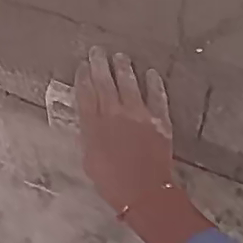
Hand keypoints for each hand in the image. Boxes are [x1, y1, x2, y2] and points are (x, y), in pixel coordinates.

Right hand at [76, 46, 174, 214]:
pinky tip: (150, 73)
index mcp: (93, 125)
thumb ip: (89, 136)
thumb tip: (89, 122)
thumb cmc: (110, 181)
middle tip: (97, 51)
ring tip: (120, 56)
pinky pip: (157, 96)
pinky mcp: (159, 120)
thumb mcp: (89, 158)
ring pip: (129, 84)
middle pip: (105, 84)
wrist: (143, 191)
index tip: (82, 65)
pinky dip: (153, 83)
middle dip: (100, 65)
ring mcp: (139, 114)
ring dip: (124, 69)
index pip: (85, 94)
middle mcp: (114, 113)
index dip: (83, 78)